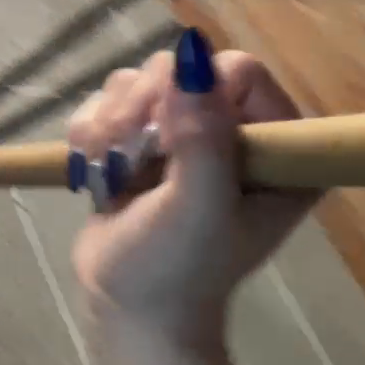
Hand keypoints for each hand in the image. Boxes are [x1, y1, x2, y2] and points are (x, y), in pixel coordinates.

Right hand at [67, 32, 319, 346]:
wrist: (128, 303)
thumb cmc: (177, 264)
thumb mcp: (198, 204)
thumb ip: (201, 136)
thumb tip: (188, 60)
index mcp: (278, 147)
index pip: (235, 72)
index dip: (190, 94)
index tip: (166, 137)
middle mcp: (234, 133)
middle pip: (173, 72)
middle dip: (136, 110)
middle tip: (128, 154)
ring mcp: (181, 137)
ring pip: (130, 86)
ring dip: (106, 123)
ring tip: (109, 167)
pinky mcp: (135, 143)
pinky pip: (102, 105)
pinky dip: (87, 131)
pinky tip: (92, 166)